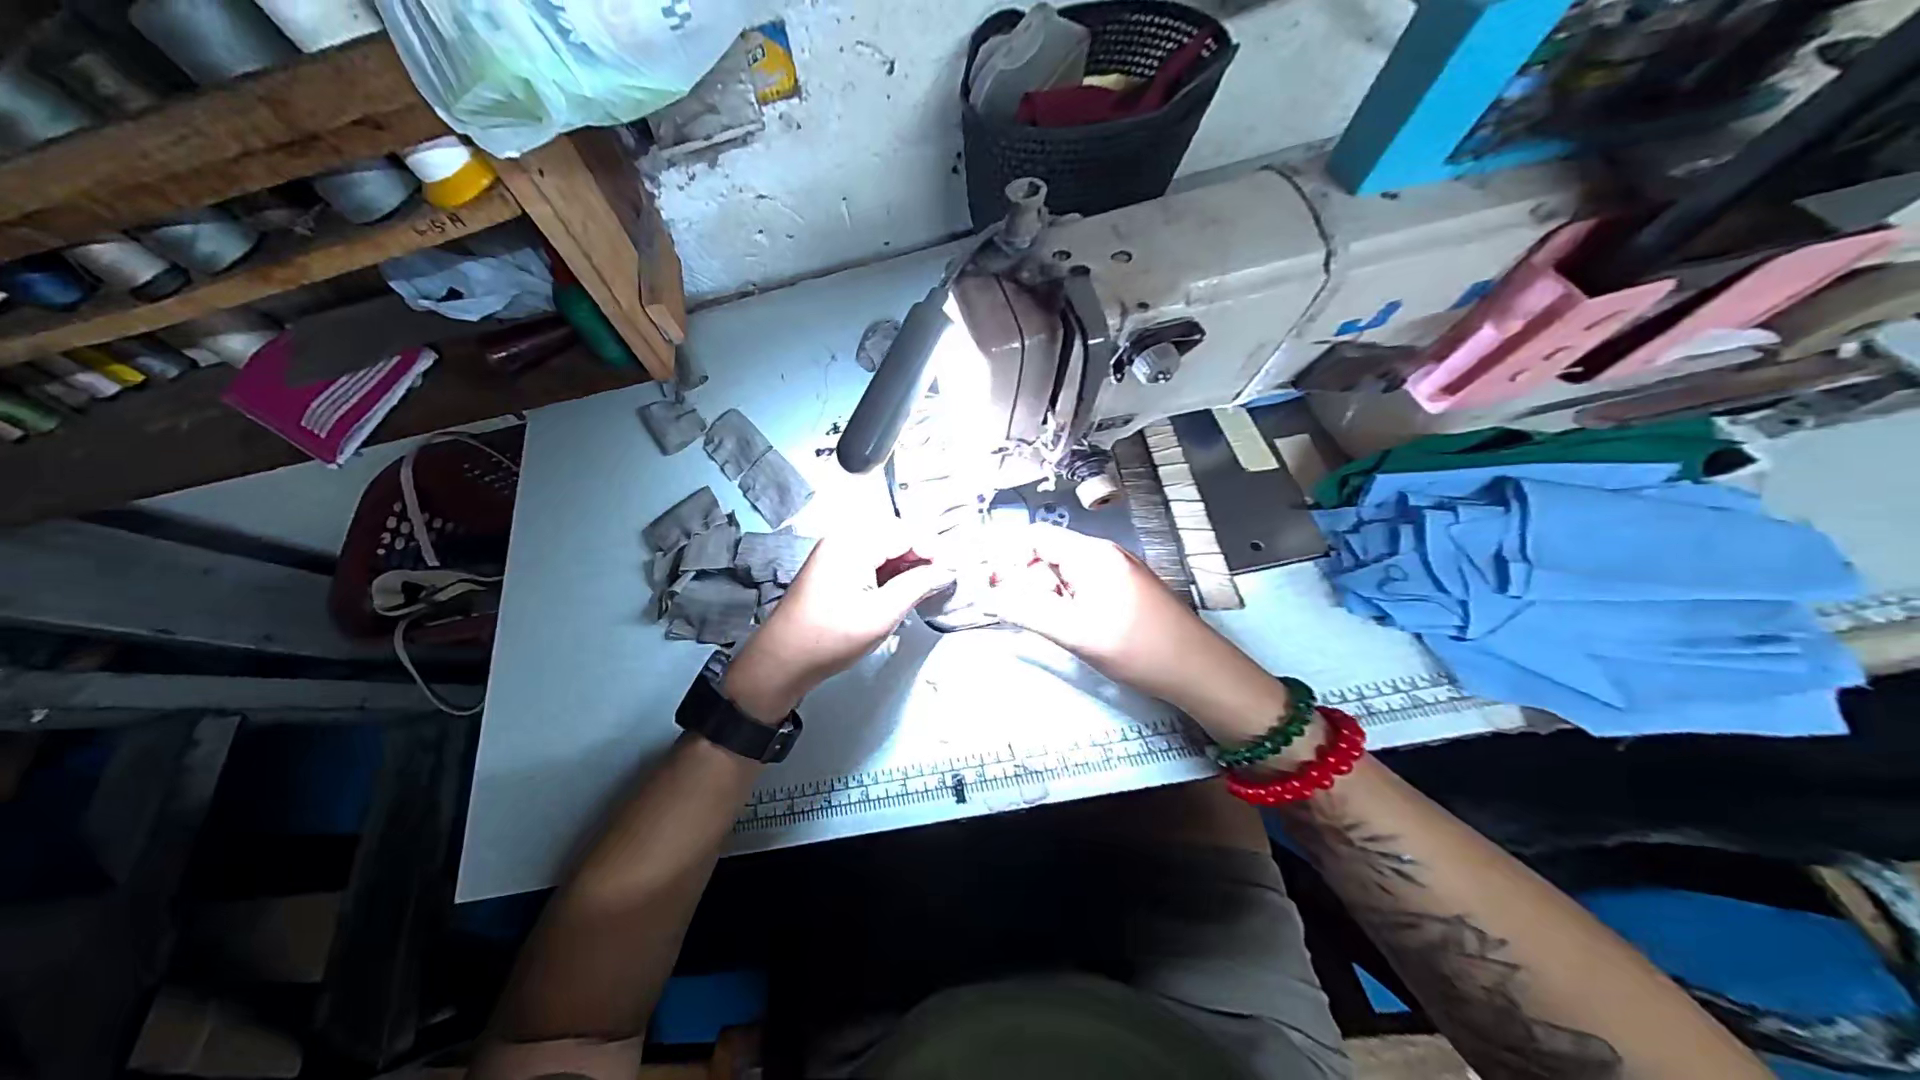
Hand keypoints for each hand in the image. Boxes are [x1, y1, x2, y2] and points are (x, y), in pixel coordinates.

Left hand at [723, 519, 952, 723]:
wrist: (783, 660)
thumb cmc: (832, 637)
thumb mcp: (883, 613)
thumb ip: (919, 585)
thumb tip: (947, 570)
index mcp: (852, 542)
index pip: (905, 533)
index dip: (933, 549)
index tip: (955, 570)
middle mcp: (842, 539)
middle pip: (895, 536)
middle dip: (922, 556)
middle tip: (944, 580)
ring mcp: (835, 553)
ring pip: (884, 550)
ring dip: (907, 566)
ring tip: (927, 588)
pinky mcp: (833, 570)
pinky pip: (870, 561)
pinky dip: (890, 573)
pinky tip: (903, 591)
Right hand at [980, 524, 1304, 751]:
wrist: (1199, 671)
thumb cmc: (1138, 649)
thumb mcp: (1075, 633)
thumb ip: (1027, 612)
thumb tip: (989, 597)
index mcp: (1092, 555)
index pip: (1035, 537)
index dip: (1007, 557)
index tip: (989, 585)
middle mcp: (1105, 554)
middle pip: (1048, 554)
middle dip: (1025, 580)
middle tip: (1015, 613)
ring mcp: (1118, 571)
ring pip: (1064, 573)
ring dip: (1045, 594)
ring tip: (1045, 625)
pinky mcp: (1125, 590)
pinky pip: (1083, 586)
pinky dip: (1065, 602)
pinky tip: (1068, 627)